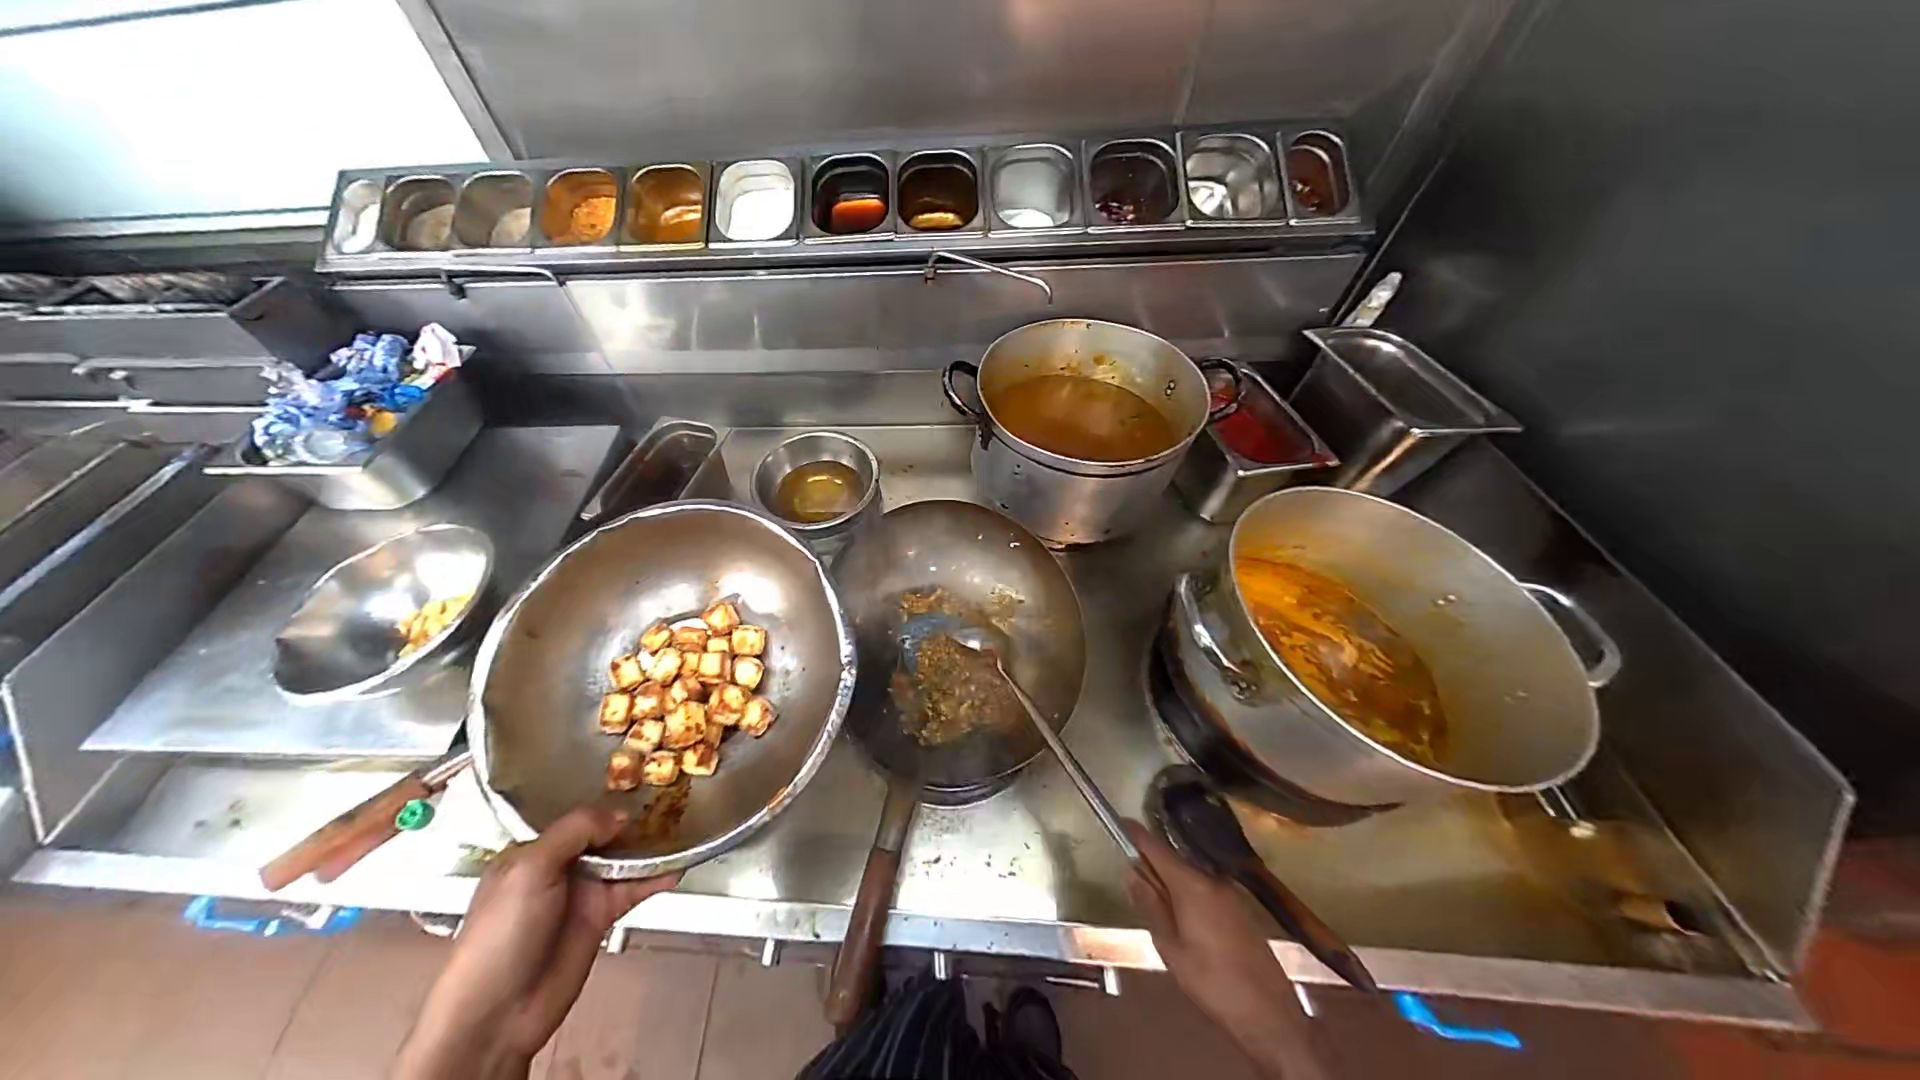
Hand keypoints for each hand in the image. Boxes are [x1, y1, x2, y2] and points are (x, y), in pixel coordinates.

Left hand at [394, 803, 681, 1079]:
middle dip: (635, 822)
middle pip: (606, 836)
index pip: (577, 818)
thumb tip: (617, 815)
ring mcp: (580, 894)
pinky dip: (657, 877)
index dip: (607, 804)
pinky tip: (676, 867)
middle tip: (671, 804)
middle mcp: (558, 869)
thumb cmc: (496, 940)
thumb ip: (574, 832)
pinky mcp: (600, 918)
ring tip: (681, 831)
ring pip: (624, 860)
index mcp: (532, 852)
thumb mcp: (530, 870)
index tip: (640, 788)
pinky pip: (635, 889)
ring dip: (651, 848)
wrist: (497, 1014)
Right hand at [1124, 820, 1329, 1079]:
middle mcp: (1211, 879)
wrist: (1271, 1015)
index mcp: (1191, 885)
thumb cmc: (1212, 983)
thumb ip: (1150, 905)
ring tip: (1156, 908)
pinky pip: (1204, 889)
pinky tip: (1183, 921)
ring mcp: (1229, 893)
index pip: (1156, 847)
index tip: (1118, 822)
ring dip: (1169, 882)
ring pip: (1189, 875)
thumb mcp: (1170, 948)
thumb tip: (1131, 873)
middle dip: (1151, 865)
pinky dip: (1187, 894)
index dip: (1135, 834)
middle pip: (1172, 859)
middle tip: (1132, 884)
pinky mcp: (1240, 909)